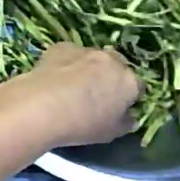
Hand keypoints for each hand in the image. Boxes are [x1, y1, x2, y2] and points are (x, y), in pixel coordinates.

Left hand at [0, 43, 140, 148]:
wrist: (42, 106)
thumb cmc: (82, 124)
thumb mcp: (110, 133)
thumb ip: (124, 123)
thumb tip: (129, 118)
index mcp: (129, 82)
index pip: (137, 87)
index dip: (129, 97)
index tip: (118, 106)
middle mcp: (111, 61)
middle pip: (117, 66)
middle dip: (110, 76)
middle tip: (96, 93)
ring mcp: (85, 51)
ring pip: (92, 57)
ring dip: (88, 67)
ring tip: (72, 84)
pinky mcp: (61, 47)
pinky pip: (69, 54)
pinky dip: (66, 62)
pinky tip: (55, 76)